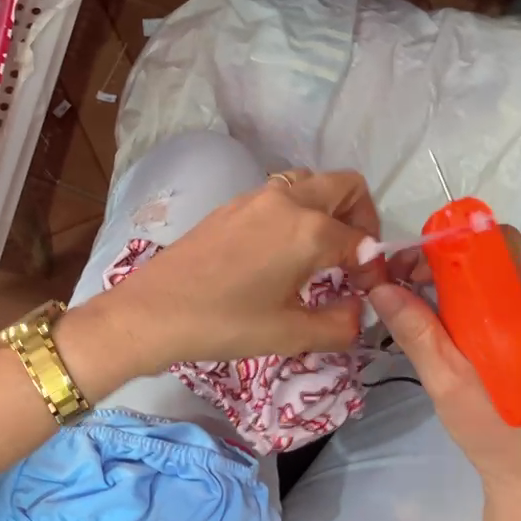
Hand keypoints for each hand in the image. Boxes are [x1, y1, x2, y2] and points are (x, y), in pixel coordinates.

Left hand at [91, 169, 378, 368]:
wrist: (150, 315)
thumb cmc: (223, 325)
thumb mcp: (289, 335)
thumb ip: (338, 323)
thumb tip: (357, 310)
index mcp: (308, 229)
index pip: (361, 239)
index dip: (371, 265)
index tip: (362, 292)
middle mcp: (284, 201)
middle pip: (343, 187)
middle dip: (359, 218)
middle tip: (350, 259)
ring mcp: (250, 200)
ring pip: (306, 185)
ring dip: (324, 211)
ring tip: (315, 256)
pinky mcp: (225, 209)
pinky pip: (275, 198)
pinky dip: (291, 215)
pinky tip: (276, 256)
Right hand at [366, 228, 520, 504]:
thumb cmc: (497, 430)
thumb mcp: (448, 379)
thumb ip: (416, 329)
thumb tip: (379, 288)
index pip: (500, 243)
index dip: (450, 244)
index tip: (408, 265)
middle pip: (498, 259)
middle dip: (445, 263)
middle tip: (401, 286)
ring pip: (499, 281)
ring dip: (454, 285)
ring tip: (414, 307)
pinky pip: (505, 304)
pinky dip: (470, 304)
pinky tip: (442, 328)